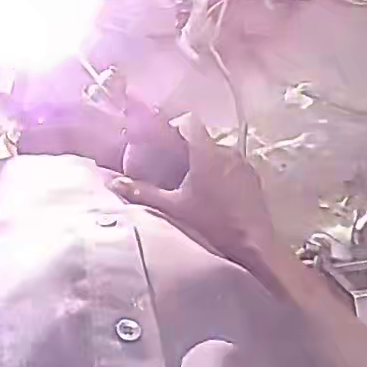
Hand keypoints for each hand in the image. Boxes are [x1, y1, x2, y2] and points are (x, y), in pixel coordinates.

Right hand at [111, 115, 279, 270]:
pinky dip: (220, 170)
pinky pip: (231, 164)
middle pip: (202, 137)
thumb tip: (113, 182)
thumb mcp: (173, 208)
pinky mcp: (253, 177)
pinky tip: (212, 191)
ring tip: (190, 180)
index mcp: (205, 153)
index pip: (189, 121)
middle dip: (187, 146)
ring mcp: (243, 163)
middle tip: (171, 164)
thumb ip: (143, 192)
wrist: (253, 244)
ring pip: (218, 151)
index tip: (162, 140)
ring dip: (204, 159)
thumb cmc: (212, 223)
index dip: (174, 126)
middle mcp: (227, 151)